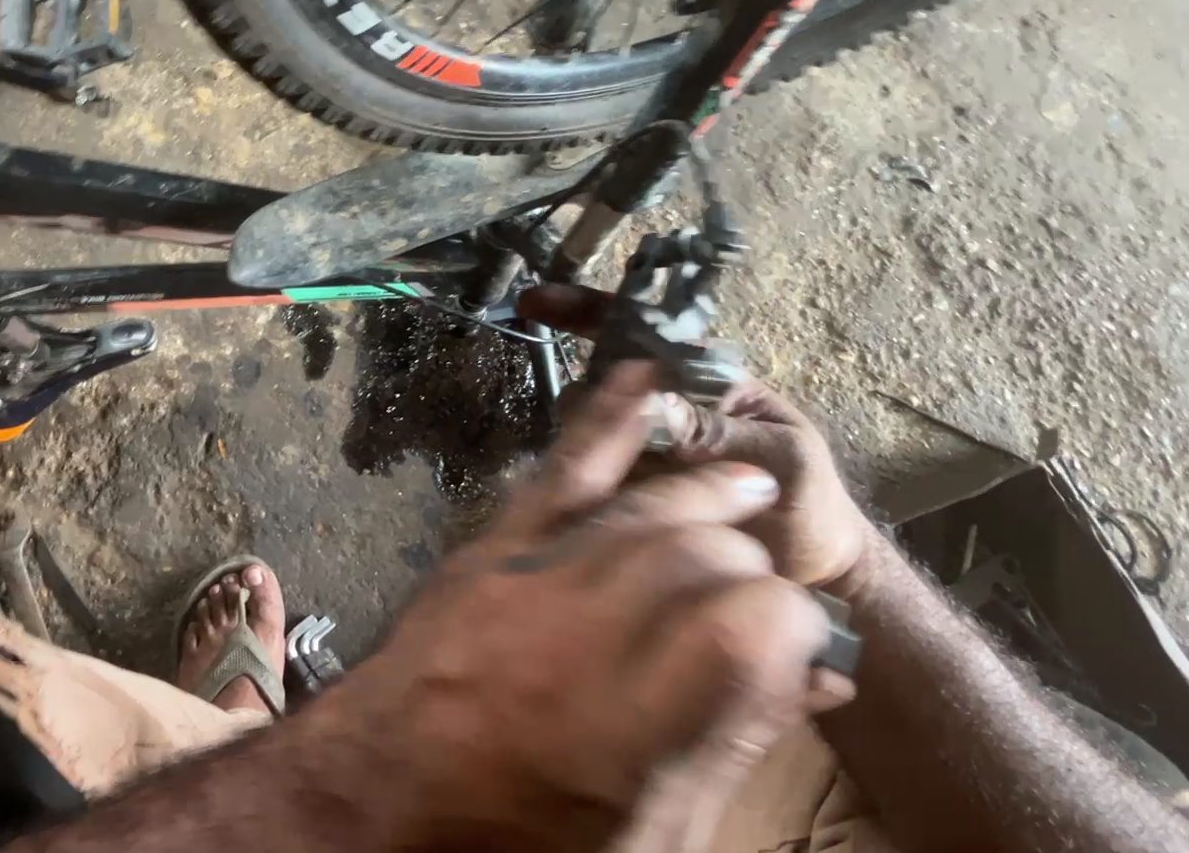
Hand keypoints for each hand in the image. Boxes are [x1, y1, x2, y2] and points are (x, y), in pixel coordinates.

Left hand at [301, 363, 841, 851]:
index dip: (798, 628)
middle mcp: (582, 636)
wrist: (375, 794)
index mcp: (631, 729)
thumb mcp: (643, 835)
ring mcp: (527, 579)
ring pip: (638, 509)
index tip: (802, 644)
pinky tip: (640, 382)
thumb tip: (813, 674)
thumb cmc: (513, 835)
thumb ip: (725, 744)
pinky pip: (554, 473)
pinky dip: (602, 422)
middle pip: (698, 555)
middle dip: (748, 561)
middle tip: (762, 583)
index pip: (753, 629)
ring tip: (746, 485)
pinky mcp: (486, 550)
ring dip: (701, 492)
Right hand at [520, 283, 870, 590]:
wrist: (812, 575)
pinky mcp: (625, 490)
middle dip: (586, 399)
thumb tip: (655, 406)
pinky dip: (581, 480)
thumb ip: (722, 432)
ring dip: (584, 444)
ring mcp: (639, 449)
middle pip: (599, 380)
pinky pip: (588, 472)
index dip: (585, 310)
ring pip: (585, 427)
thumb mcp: (782, 460)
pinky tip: (588, 500)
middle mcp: (662, 408)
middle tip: (591, 435)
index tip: (534, 302)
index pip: (640, 329)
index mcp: (703, 380)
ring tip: (614, 482)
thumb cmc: (808, 501)